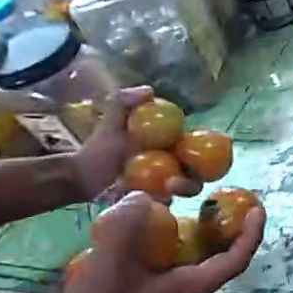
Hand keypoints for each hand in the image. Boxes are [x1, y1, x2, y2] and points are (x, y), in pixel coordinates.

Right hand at [41, 192, 264, 292]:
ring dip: (191, 235)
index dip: (251, 233)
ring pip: (190, 262)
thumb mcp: (111, 260)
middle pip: (216, 258)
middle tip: (217, 201)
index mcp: (191, 287)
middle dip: (223, 229)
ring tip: (180, 208)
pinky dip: (164, 246)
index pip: (236, 259)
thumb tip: (144, 198)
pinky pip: (166, 267)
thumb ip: (128, 224)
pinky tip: (141, 232)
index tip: (256, 209)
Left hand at [69, 86, 201, 200]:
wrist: (82, 178)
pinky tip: (155, 200)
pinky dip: (167, 201)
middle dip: (195, 175)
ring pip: (189, 188)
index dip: (211, 152)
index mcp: (169, 145)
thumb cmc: (98, 150)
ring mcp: (167, 186)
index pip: (197, 148)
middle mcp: (173, 165)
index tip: (206, 155)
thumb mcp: (110, 124)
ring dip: (185, 188)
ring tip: (168, 188)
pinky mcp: (157, 201)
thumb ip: (123, 102)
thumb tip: (149, 90)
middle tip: (177, 179)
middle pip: (198, 172)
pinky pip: (171, 202)